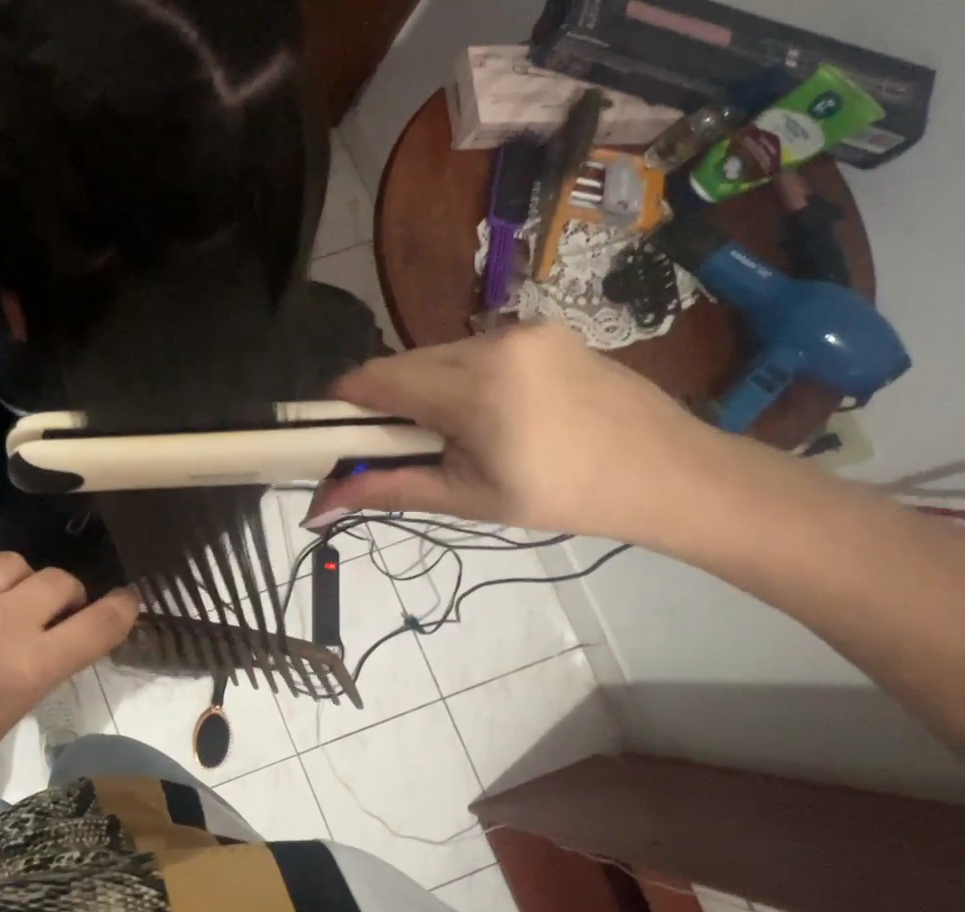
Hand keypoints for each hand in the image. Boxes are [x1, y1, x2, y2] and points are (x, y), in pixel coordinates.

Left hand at [0, 554, 138, 820]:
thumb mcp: (2, 719)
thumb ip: (36, 671)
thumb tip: (56, 636)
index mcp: (28, 668)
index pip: (98, 624)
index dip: (121, 610)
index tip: (126, 602)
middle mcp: (1, 620)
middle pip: (60, 581)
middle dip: (65, 596)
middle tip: (49, 612)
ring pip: (14, 562)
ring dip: (17, 583)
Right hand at [307, 322, 728, 543]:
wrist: (669, 472)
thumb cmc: (564, 496)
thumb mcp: (466, 499)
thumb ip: (385, 490)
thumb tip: (314, 509)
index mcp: (475, 388)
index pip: (373, 378)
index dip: (341, 404)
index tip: (334, 436)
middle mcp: (495, 343)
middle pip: (401, 364)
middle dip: (383, 403)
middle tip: (398, 449)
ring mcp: (524, 330)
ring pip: (435, 355)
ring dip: (421, 391)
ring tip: (450, 435)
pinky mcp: (544, 330)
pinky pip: (472, 349)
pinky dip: (457, 379)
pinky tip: (485, 414)